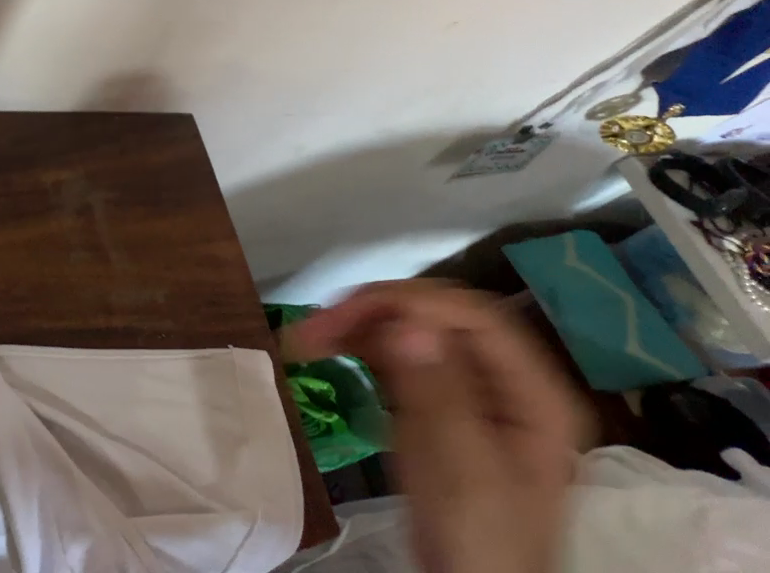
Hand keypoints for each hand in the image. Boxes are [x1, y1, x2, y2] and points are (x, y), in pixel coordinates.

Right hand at [284, 281, 587, 572]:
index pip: (472, 316)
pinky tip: (329, 352)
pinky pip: (403, 357)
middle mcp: (509, 382)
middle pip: (439, 318)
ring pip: (415, 332)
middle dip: (373, 312)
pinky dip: (363, 347)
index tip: (342, 315)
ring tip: (307, 339)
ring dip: (360, 326)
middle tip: (312, 327)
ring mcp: (475, 392)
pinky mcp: (443, 403)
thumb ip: (438, 392)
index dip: (406, 303)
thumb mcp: (458, 468)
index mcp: (534, 395)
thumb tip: (408, 323)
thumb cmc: (476, 537)